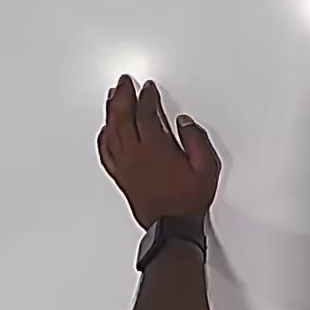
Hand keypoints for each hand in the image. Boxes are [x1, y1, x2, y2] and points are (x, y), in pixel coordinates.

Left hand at [98, 75, 220, 228]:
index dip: (147, 97)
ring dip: (111, 110)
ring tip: (112, 96)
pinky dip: (104, 136)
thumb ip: (195, 140)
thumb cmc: (187, 200)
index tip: (148, 88)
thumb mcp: (206, 167)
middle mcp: (136, 154)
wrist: (172, 228)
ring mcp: (125, 166)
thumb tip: (184, 123)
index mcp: (156, 148)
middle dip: (123, 95)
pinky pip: (106, 151)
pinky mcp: (121, 176)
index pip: (146, 114)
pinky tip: (105, 130)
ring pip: (112, 131)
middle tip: (124, 82)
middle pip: (123, 117)